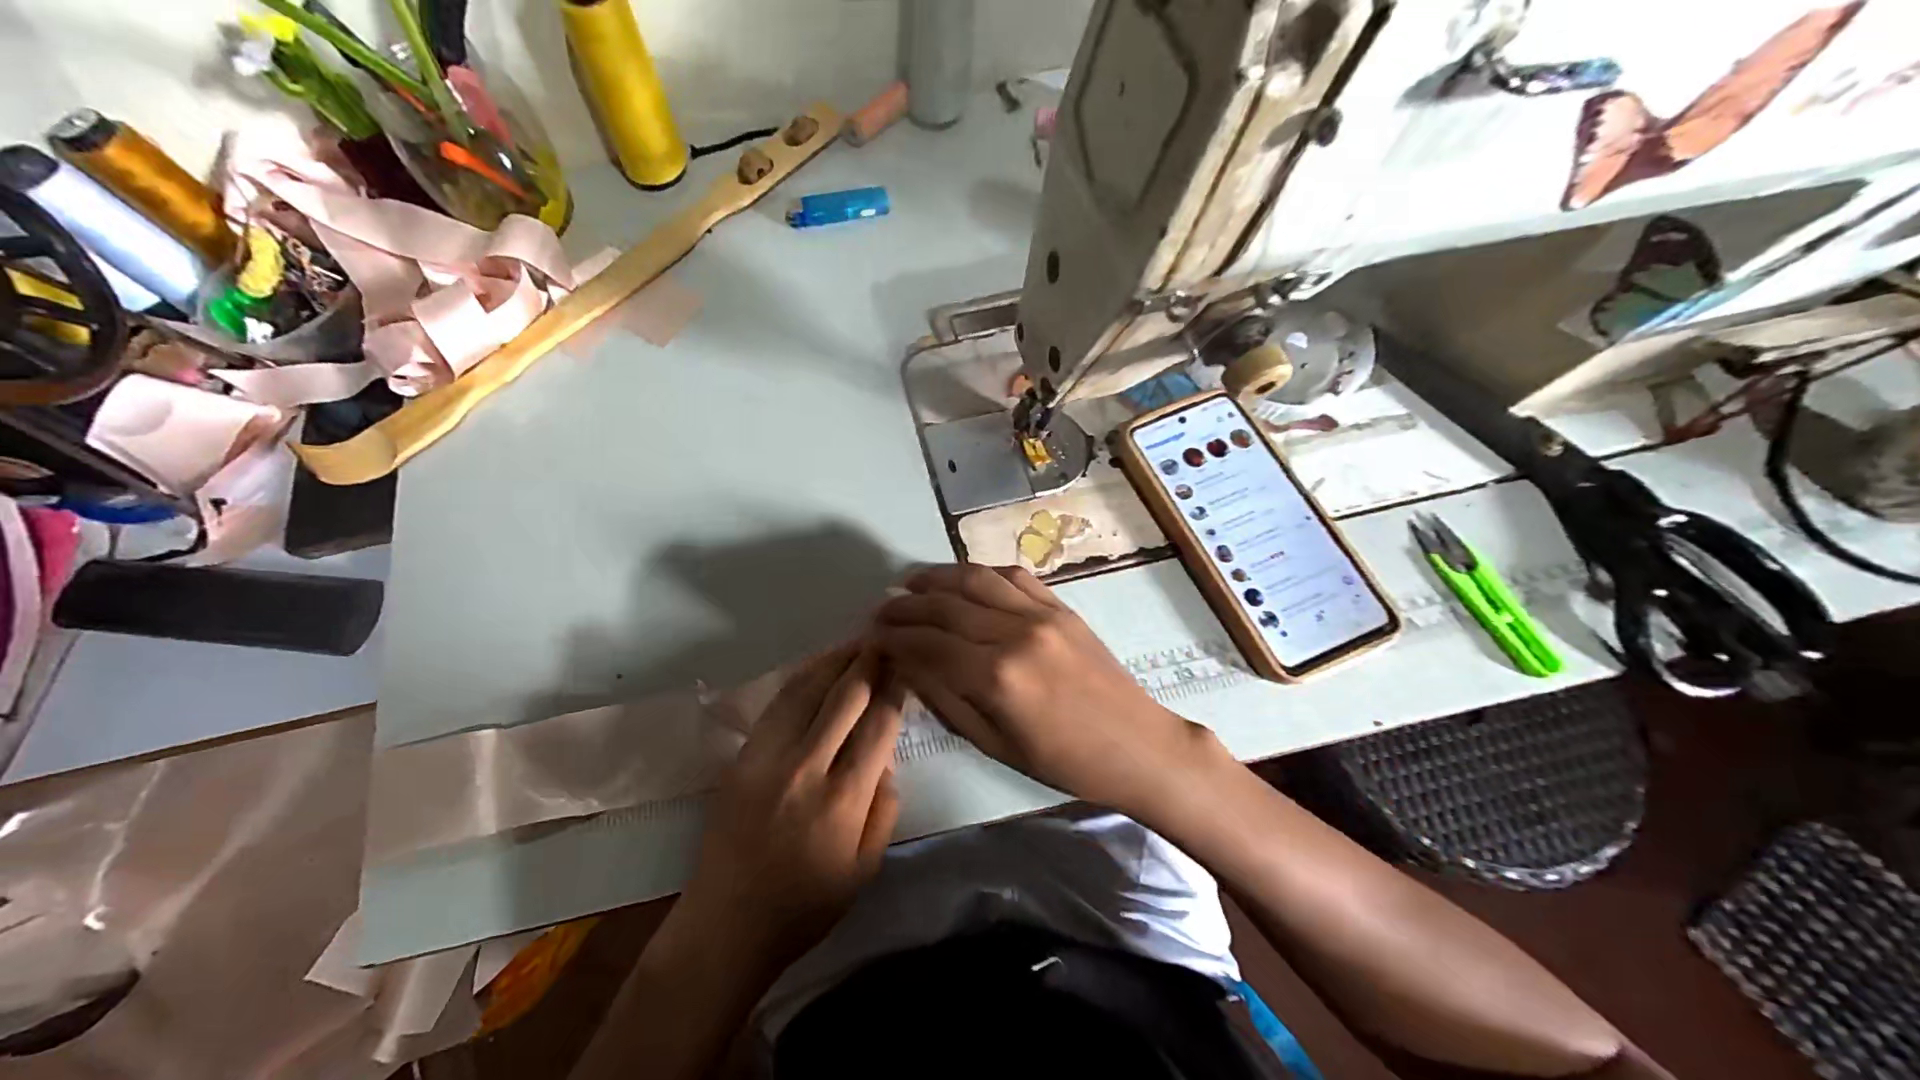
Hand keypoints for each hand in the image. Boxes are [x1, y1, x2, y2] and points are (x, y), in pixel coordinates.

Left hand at [677, 645, 904, 967]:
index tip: (907, 667)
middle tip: (887, 641)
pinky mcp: (742, 757)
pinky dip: (801, 679)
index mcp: (843, 798)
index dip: (896, 689)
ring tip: (856, 644)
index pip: (879, 725)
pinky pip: (776, 705)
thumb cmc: (805, 905)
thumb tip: (885, 758)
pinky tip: (817, 668)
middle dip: (870, 663)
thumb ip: (884, 808)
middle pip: (845, 696)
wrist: (726, 924)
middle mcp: (806, 767)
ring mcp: (767, 758)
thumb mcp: (866, 868)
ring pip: (807, 690)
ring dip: (835, 661)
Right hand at [872, 564, 1224, 818]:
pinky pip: (1013, 577)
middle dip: (905, 605)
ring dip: (937, 577)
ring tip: (910, 582)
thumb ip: (945, 698)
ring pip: (976, 580)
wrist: (1135, 744)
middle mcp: (1015, 634)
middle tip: (881, 609)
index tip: (871, 635)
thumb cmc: (1061, 761)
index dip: (893, 637)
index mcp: (996, 678)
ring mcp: (1041, 614)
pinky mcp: (1061, 606)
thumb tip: (904, 663)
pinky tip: (962, 579)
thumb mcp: (994, 743)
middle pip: (945, 606)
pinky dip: (981, 572)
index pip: (927, 644)